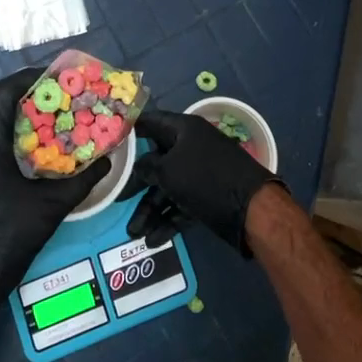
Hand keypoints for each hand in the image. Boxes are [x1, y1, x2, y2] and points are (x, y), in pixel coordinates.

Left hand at [0, 68, 110, 346]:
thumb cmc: (4, 243)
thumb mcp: (50, 210)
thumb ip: (81, 180)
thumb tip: (107, 158)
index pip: (1, 93)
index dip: (29, 78)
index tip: (58, 77)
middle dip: (30, 96)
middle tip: (63, 98)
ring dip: (19, 117)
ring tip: (53, 120)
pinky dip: (10, 137)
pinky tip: (34, 151)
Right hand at [123, 108, 281, 255]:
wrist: (250, 208)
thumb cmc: (205, 178)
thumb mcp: (168, 170)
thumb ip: (148, 167)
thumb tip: (139, 167)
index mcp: (184, 130)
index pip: (152, 122)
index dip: (132, 129)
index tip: (112, 140)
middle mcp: (190, 149)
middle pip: (156, 162)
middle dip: (137, 185)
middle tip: (117, 200)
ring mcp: (198, 175)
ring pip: (167, 189)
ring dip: (150, 210)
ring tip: (134, 233)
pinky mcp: (205, 199)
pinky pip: (180, 207)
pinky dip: (167, 221)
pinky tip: (153, 240)